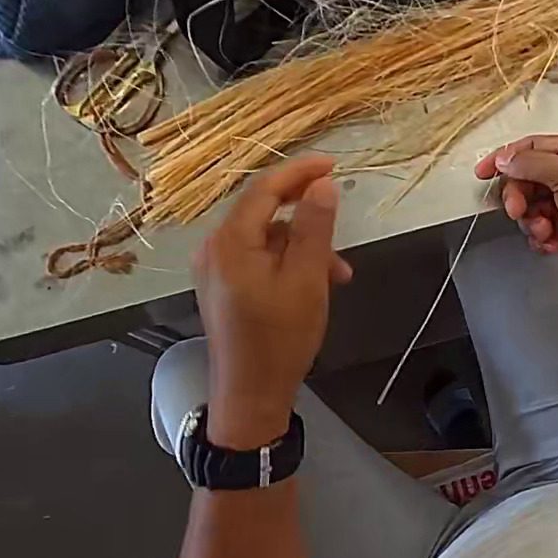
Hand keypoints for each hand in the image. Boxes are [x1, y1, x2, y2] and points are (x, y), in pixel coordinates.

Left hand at [195, 156, 352, 448]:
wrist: (251, 393)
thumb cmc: (281, 337)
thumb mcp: (307, 279)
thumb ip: (315, 229)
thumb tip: (323, 185)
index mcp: (230, 242)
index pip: (264, 189)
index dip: (299, 172)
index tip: (333, 164)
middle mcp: (216, 249)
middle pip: (264, 213)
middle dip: (308, 217)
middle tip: (341, 222)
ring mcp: (218, 270)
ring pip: (267, 239)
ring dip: (305, 247)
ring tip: (339, 274)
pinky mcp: (225, 289)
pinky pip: (261, 260)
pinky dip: (290, 264)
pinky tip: (315, 285)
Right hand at [473, 135, 557, 277]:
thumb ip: (531, 163)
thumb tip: (505, 159)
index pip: (532, 148)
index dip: (505, 159)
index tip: (484, 172)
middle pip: (528, 180)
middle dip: (518, 196)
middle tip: (517, 209)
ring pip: (532, 209)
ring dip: (532, 221)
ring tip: (545, 230)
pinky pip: (542, 231)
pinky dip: (542, 238)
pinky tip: (551, 243)